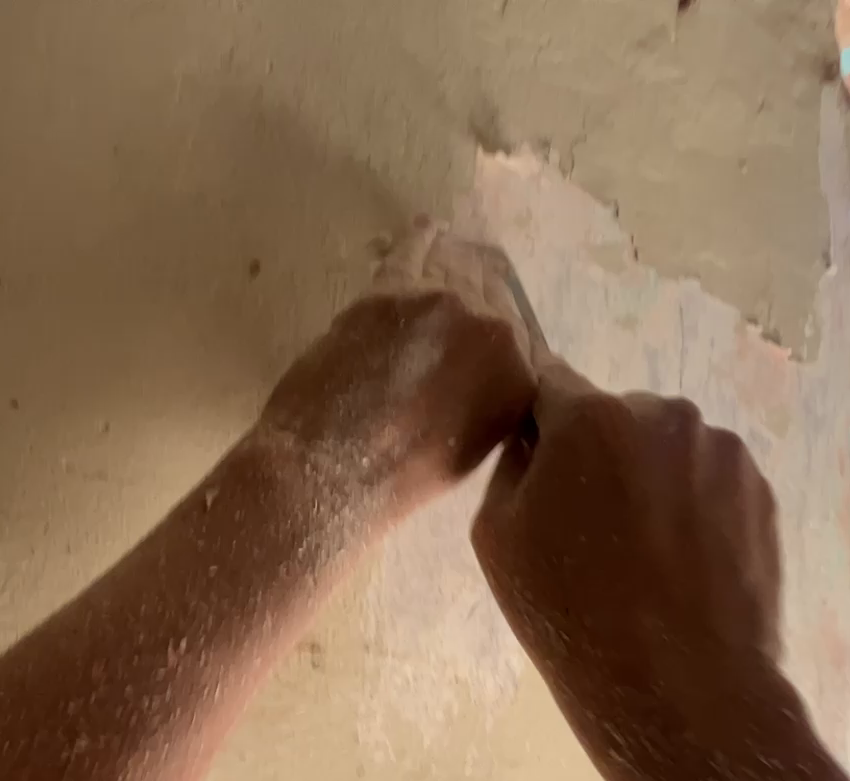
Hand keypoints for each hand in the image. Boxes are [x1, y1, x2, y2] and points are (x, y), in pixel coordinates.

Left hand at [254, 219, 537, 519]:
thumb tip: (476, 371)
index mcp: (523, 378)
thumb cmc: (393, 480)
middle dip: (475, 299)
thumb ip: (487, 400)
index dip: (495, 334)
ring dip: (448, 269)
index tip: (475, 336)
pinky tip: (425, 232)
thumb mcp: (465, 449)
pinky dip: (419, 241)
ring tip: (439, 268)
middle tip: (449, 311)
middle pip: (493, 292)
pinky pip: (416, 248)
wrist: (327, 471)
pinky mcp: (394, 289)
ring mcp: (446, 303)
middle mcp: (496, 329)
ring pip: (458, 266)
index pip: (520, 336)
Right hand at [471, 366, 782, 711]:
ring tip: (637, 547)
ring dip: (642, 475)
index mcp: (590, 417)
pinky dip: (685, 502)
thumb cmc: (564, 605)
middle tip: (583, 520)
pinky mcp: (762, 489)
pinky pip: (704, 476)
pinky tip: (675, 558)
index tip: (531, 454)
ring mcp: (722, 449)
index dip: (536, 418)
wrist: (674, 680)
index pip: (550, 384)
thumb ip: (512, 465)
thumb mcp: (495, 533)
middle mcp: (664, 413)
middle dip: (593, 451)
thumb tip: (535, 442)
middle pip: (610, 415)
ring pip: (661, 445)